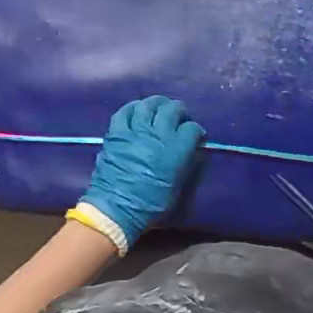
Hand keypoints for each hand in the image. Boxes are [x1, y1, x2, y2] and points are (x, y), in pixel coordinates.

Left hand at [75, 95, 204, 250]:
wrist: (116, 208)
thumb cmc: (150, 204)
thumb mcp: (177, 187)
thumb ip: (186, 164)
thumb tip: (191, 150)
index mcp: (177, 150)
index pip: (192, 128)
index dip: (195, 130)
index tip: (194, 134)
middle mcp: (158, 135)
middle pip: (172, 109)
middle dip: (178, 111)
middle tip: (178, 117)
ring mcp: (135, 131)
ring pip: (148, 105)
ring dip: (156, 104)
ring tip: (158, 108)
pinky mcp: (116, 133)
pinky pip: (124, 112)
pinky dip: (131, 108)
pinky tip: (136, 110)